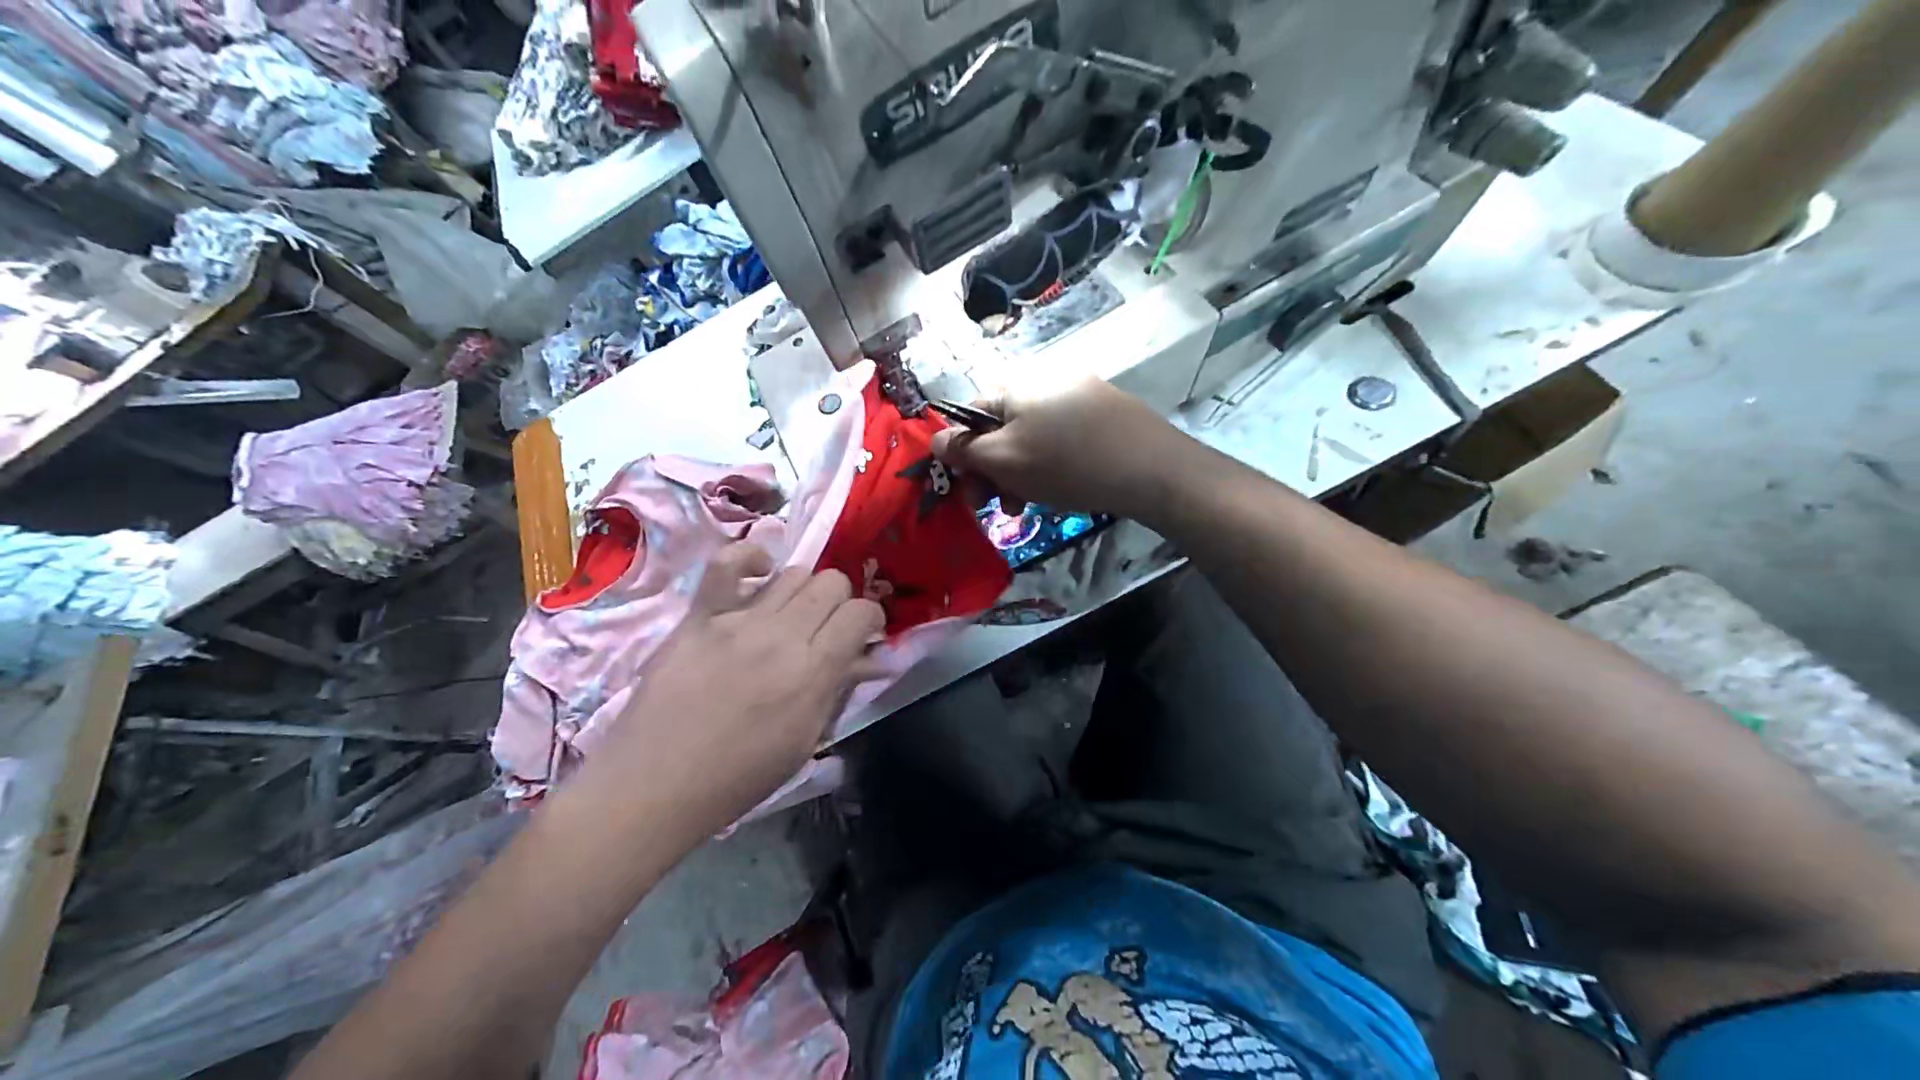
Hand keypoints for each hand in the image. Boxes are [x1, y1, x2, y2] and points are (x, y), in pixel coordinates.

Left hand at [579, 543, 884, 834]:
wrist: (654, 785)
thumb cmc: (737, 777)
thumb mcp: (803, 742)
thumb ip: (837, 690)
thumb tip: (870, 659)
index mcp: (812, 673)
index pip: (860, 613)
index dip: (870, 619)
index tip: (861, 635)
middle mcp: (781, 636)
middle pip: (831, 583)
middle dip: (840, 602)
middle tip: (827, 628)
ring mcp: (737, 620)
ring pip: (793, 571)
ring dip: (804, 589)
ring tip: (791, 614)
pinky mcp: (699, 615)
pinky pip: (727, 562)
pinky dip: (750, 559)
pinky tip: (757, 575)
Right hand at [929, 378, 1193, 518]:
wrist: (1154, 469)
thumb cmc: (1067, 464)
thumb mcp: (1004, 461)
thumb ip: (963, 450)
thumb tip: (935, 438)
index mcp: (1014, 386)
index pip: (969, 415)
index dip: (962, 454)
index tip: (972, 491)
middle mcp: (1045, 380)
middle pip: (1001, 428)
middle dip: (994, 471)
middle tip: (1003, 508)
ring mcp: (1080, 394)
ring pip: (1032, 437)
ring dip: (1021, 474)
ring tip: (1031, 506)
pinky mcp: (1106, 413)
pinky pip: (1063, 439)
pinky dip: (1053, 466)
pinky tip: (1065, 490)